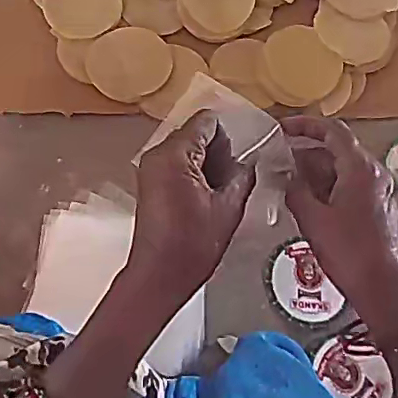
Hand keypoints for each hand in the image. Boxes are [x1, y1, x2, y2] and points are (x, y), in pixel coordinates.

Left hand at [127, 111, 255, 308]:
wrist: (159, 275)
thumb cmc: (192, 244)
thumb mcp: (229, 207)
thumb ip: (241, 175)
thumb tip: (248, 162)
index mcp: (175, 155)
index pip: (206, 122)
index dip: (228, 137)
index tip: (240, 158)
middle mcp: (157, 154)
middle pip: (195, 133)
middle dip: (218, 151)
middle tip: (231, 181)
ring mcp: (150, 167)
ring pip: (187, 148)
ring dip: (207, 163)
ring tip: (220, 192)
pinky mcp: (150, 181)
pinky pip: (177, 163)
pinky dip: (194, 172)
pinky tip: (207, 197)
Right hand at [280, 116, 397, 337]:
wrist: (389, 292)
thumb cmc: (351, 254)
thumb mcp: (314, 220)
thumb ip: (296, 190)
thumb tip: (285, 174)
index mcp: (361, 168)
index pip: (333, 131)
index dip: (305, 125)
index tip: (280, 129)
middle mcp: (375, 173)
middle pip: (337, 150)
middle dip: (306, 154)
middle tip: (277, 163)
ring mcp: (381, 191)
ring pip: (343, 169)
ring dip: (315, 173)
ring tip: (287, 186)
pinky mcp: (380, 208)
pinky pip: (351, 186)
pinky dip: (329, 187)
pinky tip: (309, 204)